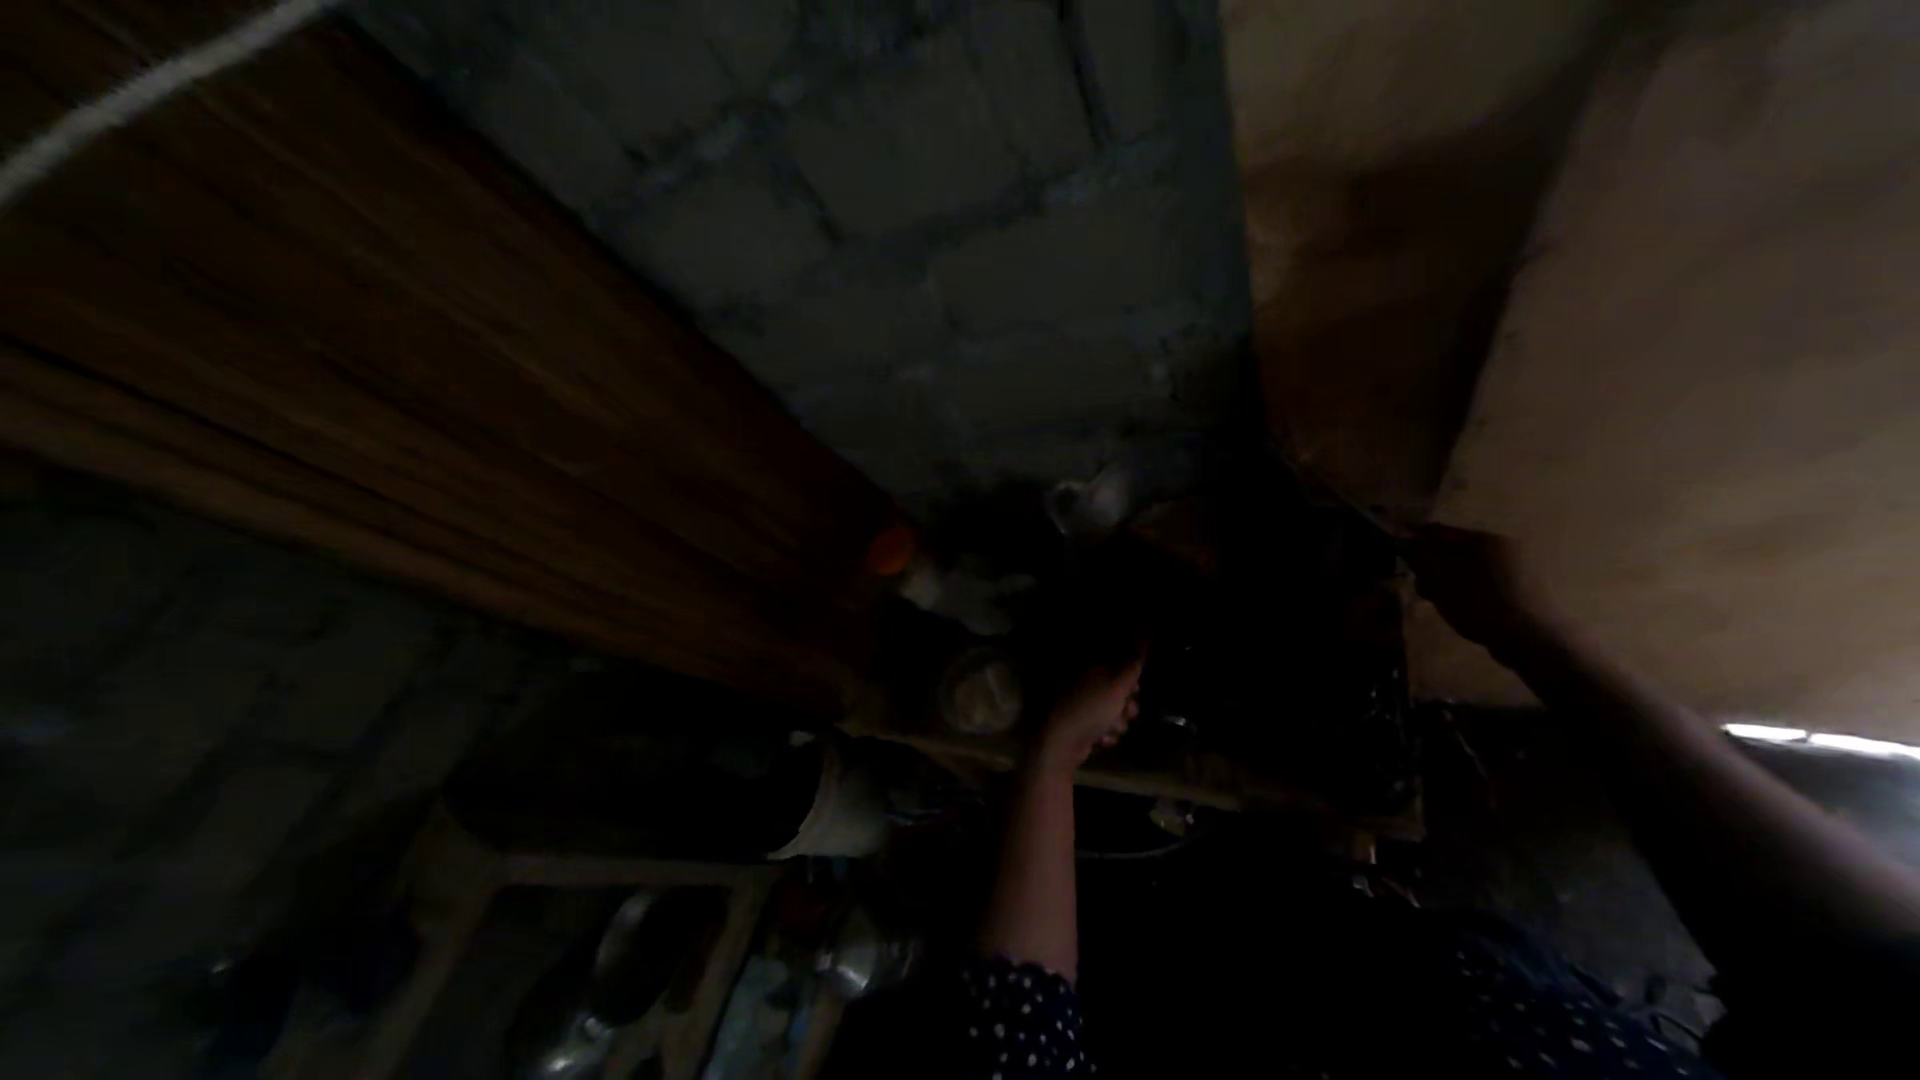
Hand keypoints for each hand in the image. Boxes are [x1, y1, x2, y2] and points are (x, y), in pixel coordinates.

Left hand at [1033, 652, 1143, 775]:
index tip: (1135, 689)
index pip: (1116, 666)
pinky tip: (1100, 739)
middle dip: (1126, 705)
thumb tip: (1145, 636)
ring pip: (1112, 711)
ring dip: (1116, 723)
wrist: (1061, 743)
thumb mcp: (1116, 685)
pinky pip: (1102, 727)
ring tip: (1109, 728)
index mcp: (1086, 666)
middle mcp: (1080, 681)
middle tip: (1125, 711)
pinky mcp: (1078, 725)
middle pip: (1117, 690)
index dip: (1129, 679)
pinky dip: (1105, 734)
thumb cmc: (1090, 708)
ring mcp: (1078, 704)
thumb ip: (1133, 665)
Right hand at [1405, 525, 1555, 654]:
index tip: (1398, 553)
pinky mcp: (1520, 589)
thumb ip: (1421, 555)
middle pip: (1452, 550)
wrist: (1531, 639)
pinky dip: (1465, 590)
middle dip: (1431, 566)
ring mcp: (1515, 569)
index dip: (1415, 539)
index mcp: (1483, 540)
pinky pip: (1481, 582)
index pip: (1439, 531)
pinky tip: (1462, 608)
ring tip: (1441, 602)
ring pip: (1465, 568)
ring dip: (1446, 581)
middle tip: (1423, 588)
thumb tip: (1405, 540)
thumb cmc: (1480, 603)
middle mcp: (1501, 547)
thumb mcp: (1441, 577)